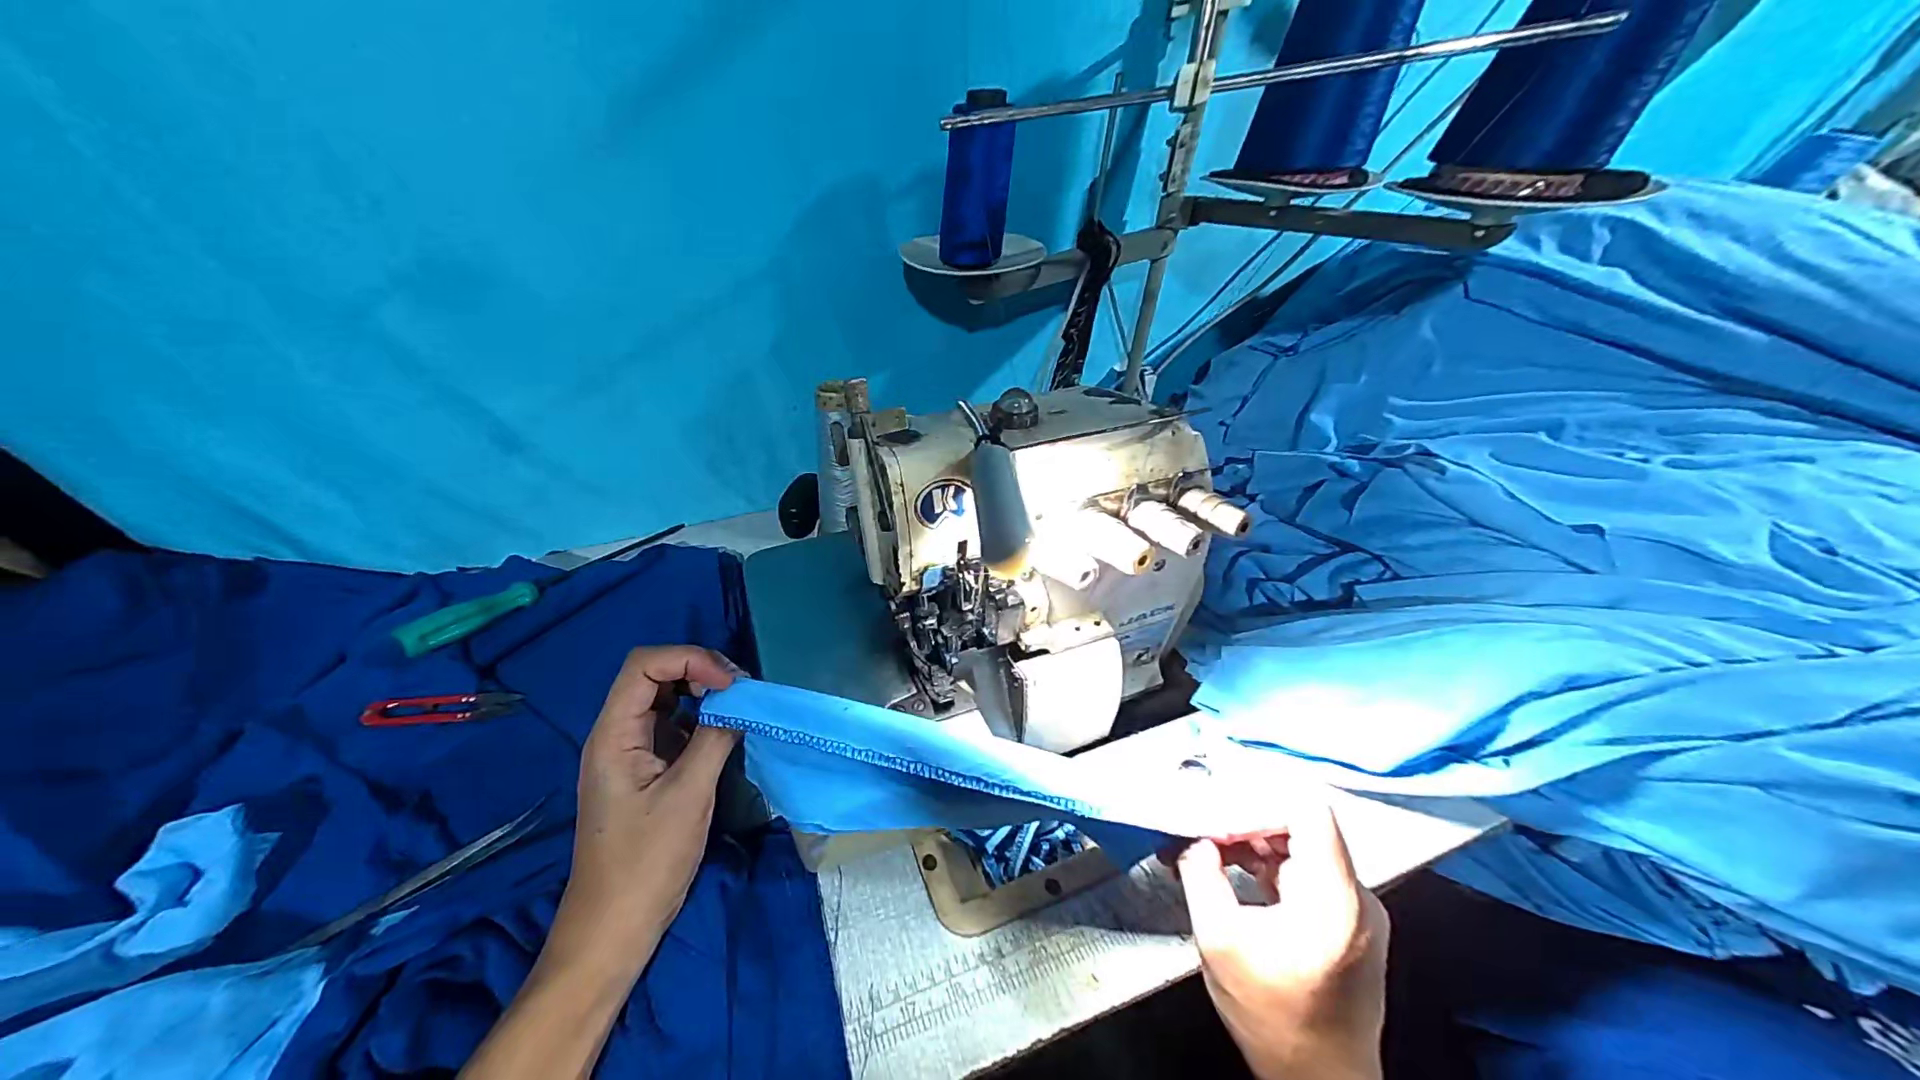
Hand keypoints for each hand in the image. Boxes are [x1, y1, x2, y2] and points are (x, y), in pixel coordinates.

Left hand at [546, 645, 739, 979]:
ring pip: (666, 699)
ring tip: (739, 705)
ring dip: (702, 692)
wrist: (613, 926)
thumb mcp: (688, 795)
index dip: (688, 659)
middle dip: (698, 669)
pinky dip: (702, 718)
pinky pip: (674, 726)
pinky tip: (726, 730)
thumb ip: (714, 739)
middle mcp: (617, 735)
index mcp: (614, 735)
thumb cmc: (646, 862)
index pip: (644, 665)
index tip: (729, 684)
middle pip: (654, 675)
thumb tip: (740, 702)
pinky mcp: (646, 770)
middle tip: (740, 690)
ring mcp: (631, 752)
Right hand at [1178, 804, 1388, 1079]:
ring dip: (1254, 842)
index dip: (1261, 795)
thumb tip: (1195, 840)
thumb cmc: (1275, 1021)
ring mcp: (1357, 909)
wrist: (1320, 1079)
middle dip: (1247, 819)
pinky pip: (1308, 871)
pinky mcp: (1349, 921)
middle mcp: (1357, 898)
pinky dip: (1269, 864)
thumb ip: (1202, 875)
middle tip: (1206, 826)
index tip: (1221, 802)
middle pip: (1302, 826)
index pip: (1308, 810)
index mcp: (1333, 899)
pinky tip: (1235, 872)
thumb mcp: (1218, 941)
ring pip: (1303, 847)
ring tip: (1212, 848)